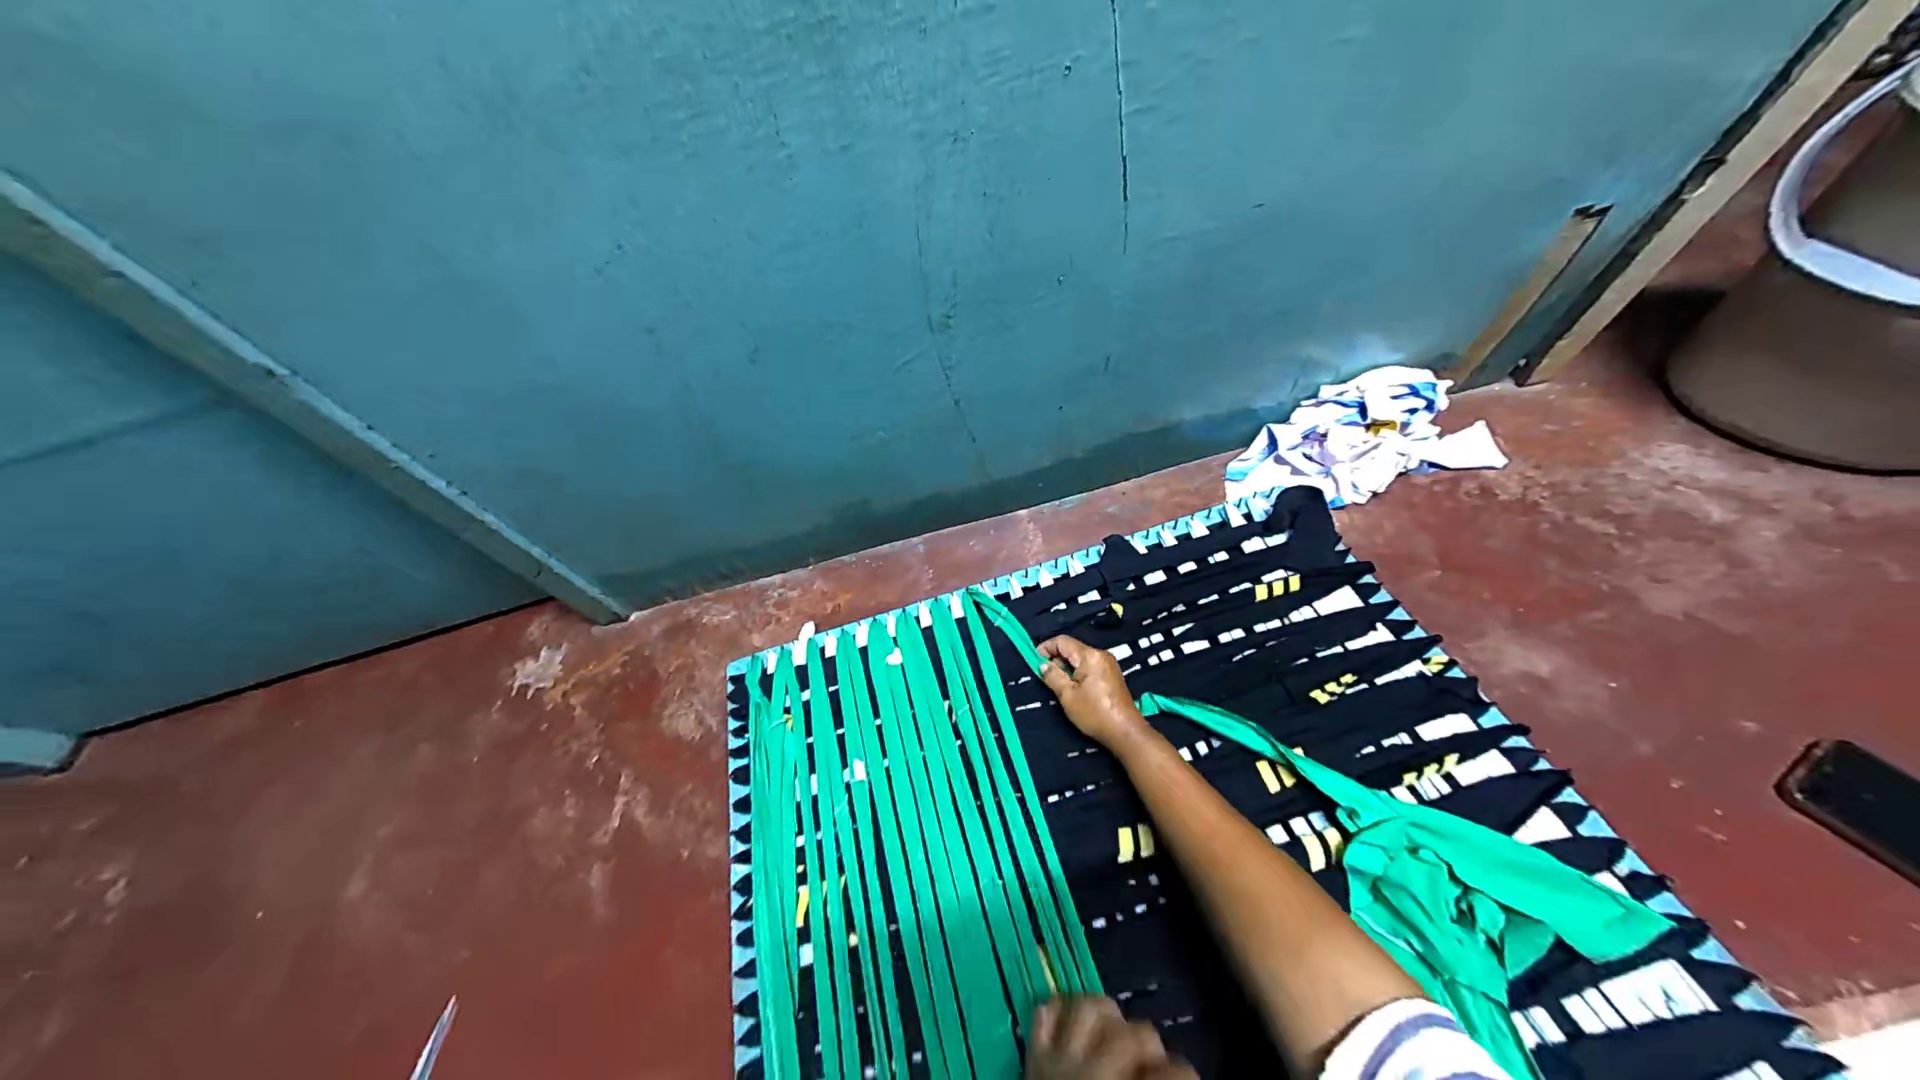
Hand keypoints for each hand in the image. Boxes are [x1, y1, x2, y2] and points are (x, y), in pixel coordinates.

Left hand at [1026, 997, 1196, 1079]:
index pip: (1177, 1075)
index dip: (1185, 1076)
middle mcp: (1096, 1076)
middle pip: (1135, 1034)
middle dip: (1150, 1043)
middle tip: (1150, 1062)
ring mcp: (1060, 1062)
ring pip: (1087, 1009)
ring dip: (1106, 1012)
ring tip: (1114, 1030)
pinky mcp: (1033, 1057)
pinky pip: (1045, 1012)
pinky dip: (1061, 1009)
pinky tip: (1074, 1024)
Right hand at [1036, 636, 1148, 749]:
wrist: (1125, 731)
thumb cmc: (1094, 713)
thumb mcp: (1067, 695)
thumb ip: (1053, 676)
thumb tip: (1043, 664)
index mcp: (1090, 655)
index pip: (1062, 641)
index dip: (1045, 648)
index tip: (1034, 661)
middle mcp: (1101, 654)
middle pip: (1072, 649)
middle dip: (1056, 659)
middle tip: (1044, 676)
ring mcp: (1108, 664)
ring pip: (1080, 659)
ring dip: (1066, 667)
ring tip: (1057, 684)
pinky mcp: (1112, 675)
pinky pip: (1089, 666)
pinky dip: (1077, 673)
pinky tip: (1073, 688)